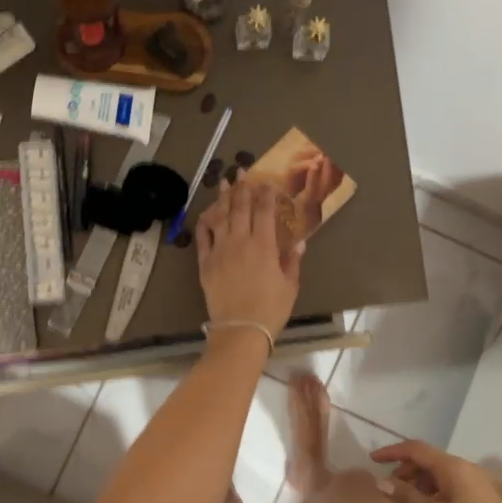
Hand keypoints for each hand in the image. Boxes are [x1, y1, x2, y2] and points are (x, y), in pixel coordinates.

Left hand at [196, 178, 300, 335]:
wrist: (240, 330)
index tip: (267, 182)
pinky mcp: (205, 263)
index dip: (266, 194)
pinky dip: (205, 221)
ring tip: (224, 183)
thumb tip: (299, 242)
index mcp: (264, 246)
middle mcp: (240, 242)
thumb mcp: (290, 286)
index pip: (265, 212)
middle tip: (241, 172)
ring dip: (223, 198)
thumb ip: (292, 261)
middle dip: (242, 188)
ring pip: (220, 217)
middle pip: (240, 208)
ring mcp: (219, 251)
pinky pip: (203, 236)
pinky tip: (207, 212)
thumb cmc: (270, 310)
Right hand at [372, 439, 501, 502]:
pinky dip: (431, 494)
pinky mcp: (479, 498)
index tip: (372, 460)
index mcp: (453, 467)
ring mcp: (474, 483)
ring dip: (417, 487)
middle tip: (389, 494)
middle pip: (427, 461)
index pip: (416, 449)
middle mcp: (464, 468)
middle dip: (404, 473)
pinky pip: (448, 487)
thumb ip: (405, 497)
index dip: (392, 451)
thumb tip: (381, 482)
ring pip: (437, 475)